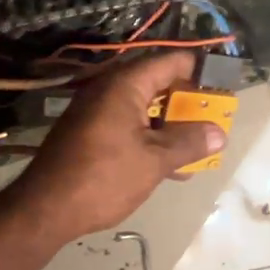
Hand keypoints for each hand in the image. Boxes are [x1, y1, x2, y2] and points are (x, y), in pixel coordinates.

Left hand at [8, 51, 225, 242]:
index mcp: (125, 84)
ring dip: (171, 124)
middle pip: (158, 83)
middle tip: (214, 118)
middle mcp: (109, 89)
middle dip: (188, 101)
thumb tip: (219, 133)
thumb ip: (189, 142)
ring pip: (144, 108)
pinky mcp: (89, 132)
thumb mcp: (155, 160)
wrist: (45, 208)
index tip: (224, 86)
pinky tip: (172, 165)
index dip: (200, 70)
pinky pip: (129, 125)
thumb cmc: (104, 177)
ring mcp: (96, 110)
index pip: (171, 61)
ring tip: (200, 146)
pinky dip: (151, 137)